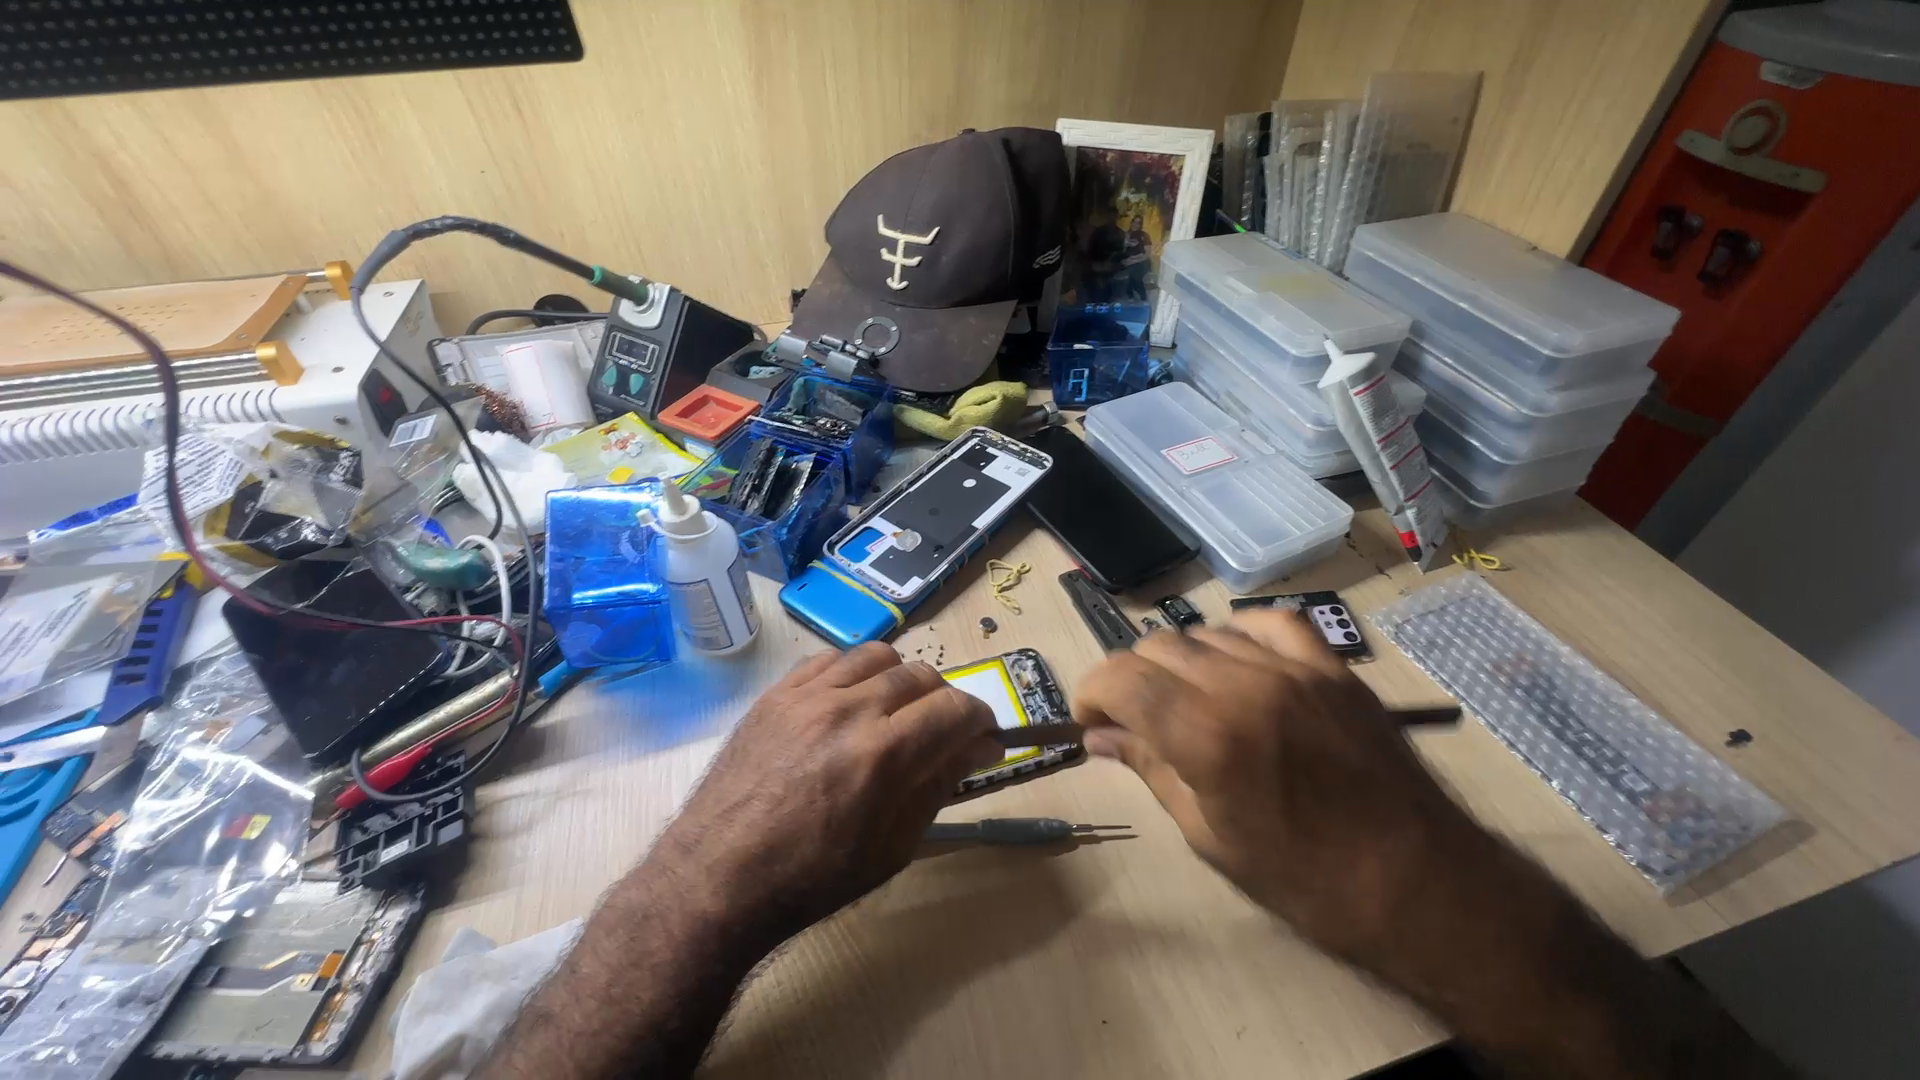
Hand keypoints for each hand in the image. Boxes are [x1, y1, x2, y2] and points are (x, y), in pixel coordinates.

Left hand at [648, 643, 1001, 939]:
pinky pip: (830, 659)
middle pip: (921, 675)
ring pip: (878, 655)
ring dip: (900, 679)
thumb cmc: (812, 878)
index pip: (956, 709)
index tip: (984, 741)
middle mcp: (849, 710)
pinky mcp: (776, 693)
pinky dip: (854, 673)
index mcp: (883, 755)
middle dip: (944, 702)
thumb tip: (978, 747)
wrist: (718, 877)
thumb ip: (938, 785)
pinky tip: (849, 704)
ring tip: (894, 713)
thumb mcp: (892, 847)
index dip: (981, 721)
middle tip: (940, 734)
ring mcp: (807, 695)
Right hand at [1073, 611, 1488, 963]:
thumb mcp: (1209, 835)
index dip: (1091, 693)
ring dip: (1180, 661)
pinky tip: (1236, 661)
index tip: (1091, 721)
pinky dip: (1240, 633)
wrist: (1419, 884)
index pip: (1122, 678)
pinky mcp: (1333, 667)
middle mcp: (1244, 685)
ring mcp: (1294, 669)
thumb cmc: (1303, 879)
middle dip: (1131, 679)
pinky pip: (1272, 622)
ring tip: (1188, 698)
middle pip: (1157, 647)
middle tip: (1135, 719)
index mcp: (1207, 736)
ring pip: (1207, 632)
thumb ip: (1151, 769)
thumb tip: (1100, 737)